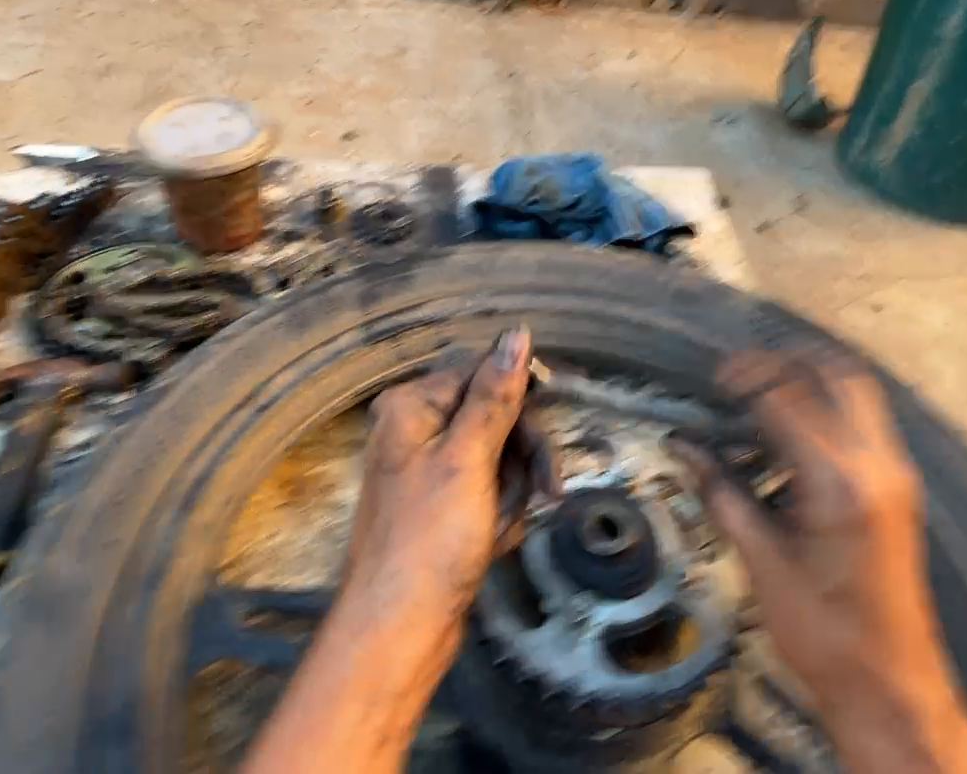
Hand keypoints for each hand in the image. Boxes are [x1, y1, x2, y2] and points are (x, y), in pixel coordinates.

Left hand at [341, 325, 534, 646]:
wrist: (398, 631)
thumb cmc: (429, 540)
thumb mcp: (467, 460)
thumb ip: (495, 395)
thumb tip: (517, 334)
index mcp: (412, 405)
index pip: (486, 375)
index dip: (528, 399)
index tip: (568, 411)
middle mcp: (416, 427)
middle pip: (498, 417)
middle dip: (522, 458)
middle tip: (546, 493)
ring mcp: (430, 468)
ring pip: (501, 457)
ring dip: (514, 492)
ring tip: (499, 528)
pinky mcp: (443, 504)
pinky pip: (491, 490)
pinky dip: (501, 514)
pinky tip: (491, 541)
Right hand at [677, 351, 966, 773]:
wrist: (891, 684)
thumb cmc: (822, 632)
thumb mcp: (761, 561)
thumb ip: (722, 492)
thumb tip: (683, 447)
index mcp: (838, 484)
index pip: (788, 400)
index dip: (747, 379)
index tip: (714, 378)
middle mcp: (876, 467)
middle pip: (838, 376)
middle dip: (786, 360)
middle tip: (741, 370)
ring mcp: (895, 475)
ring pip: (859, 392)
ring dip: (812, 376)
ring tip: (762, 385)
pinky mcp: (899, 488)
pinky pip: (866, 421)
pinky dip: (829, 405)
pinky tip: (792, 427)